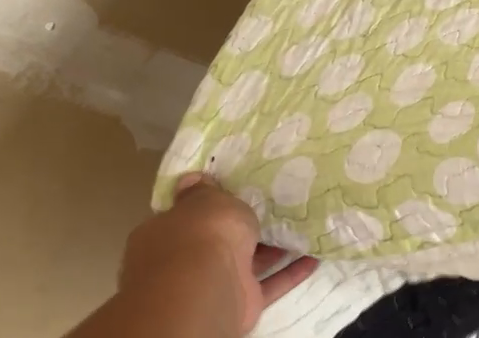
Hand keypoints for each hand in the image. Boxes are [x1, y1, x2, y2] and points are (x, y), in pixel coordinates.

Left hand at [74, 173, 317, 337]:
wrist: (206, 287)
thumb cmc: (202, 234)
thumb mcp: (204, 201)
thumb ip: (201, 191)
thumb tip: (189, 179)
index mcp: (164, 236)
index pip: (182, 217)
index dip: (205, 204)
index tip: (232, 190)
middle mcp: (181, 262)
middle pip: (215, 240)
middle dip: (243, 228)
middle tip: (277, 205)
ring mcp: (210, 282)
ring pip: (245, 261)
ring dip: (273, 249)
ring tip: (306, 224)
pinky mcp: (238, 298)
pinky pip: (269, 282)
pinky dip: (290, 271)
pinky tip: (315, 256)